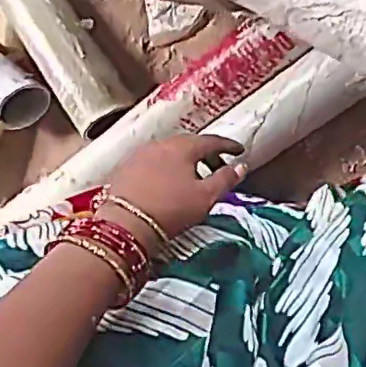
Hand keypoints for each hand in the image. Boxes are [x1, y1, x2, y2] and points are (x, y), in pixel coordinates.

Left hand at [100, 135, 246, 247]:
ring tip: (194, 176)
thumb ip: (226, 179)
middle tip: (218, 165)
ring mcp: (140, 155)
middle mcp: (161, 144)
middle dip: (206, 152)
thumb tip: (241, 166)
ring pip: (169, 152)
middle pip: (189, 143)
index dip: (228, 145)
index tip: (239, 150)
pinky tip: (168, 182)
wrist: (123, 225)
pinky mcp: (125, 169)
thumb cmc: (170, 209)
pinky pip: (153, 162)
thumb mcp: (206, 196)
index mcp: (183, 147)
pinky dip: (166, 167)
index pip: (212, 140)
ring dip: (185, 160)